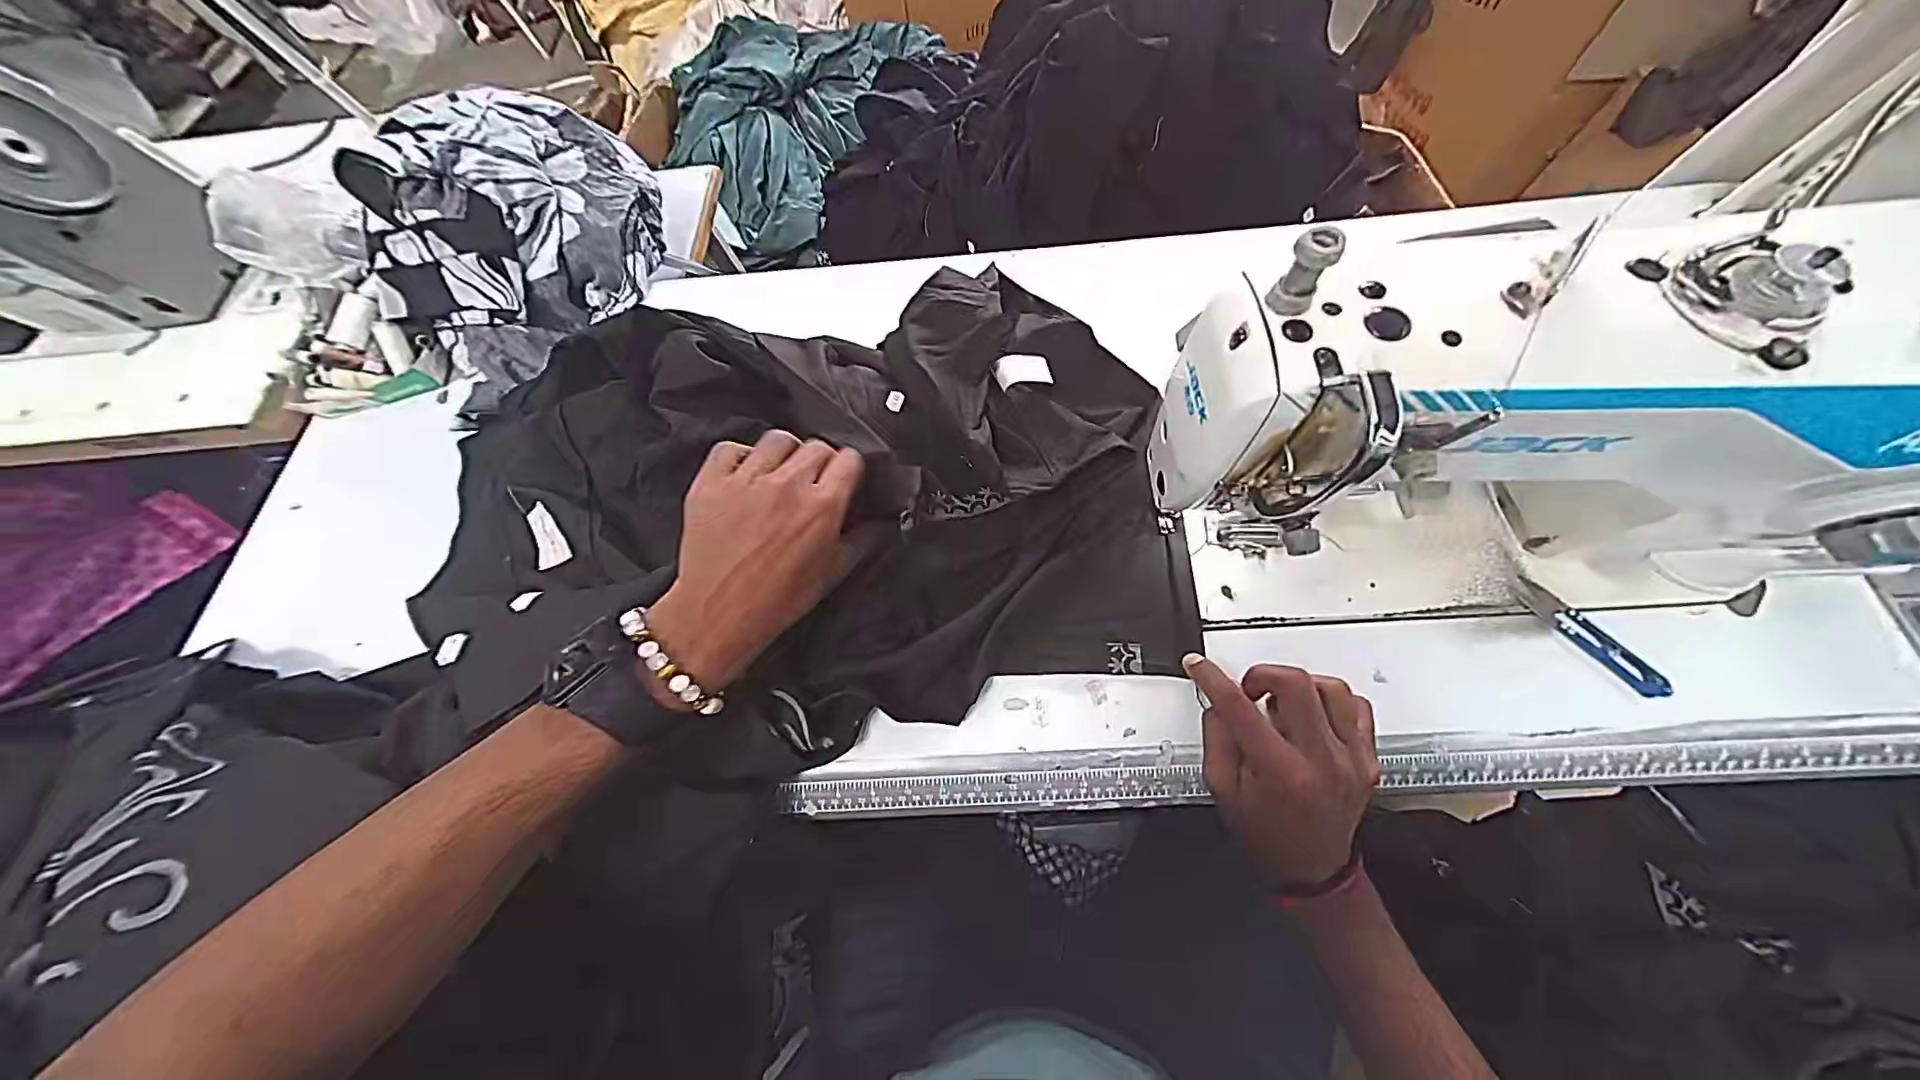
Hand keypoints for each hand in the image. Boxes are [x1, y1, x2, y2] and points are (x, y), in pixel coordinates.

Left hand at [644, 430, 871, 697]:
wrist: (718, 614)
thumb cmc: (774, 600)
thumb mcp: (832, 573)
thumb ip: (863, 541)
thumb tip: (882, 523)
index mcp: (822, 507)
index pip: (849, 459)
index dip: (851, 468)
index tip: (845, 477)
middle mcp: (786, 487)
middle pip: (816, 446)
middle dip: (821, 461)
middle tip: (814, 482)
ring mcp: (747, 481)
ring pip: (777, 439)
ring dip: (785, 453)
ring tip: (781, 475)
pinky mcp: (712, 484)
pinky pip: (730, 447)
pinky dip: (740, 456)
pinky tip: (746, 475)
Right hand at [1184, 654, 1380, 888]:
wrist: (1312, 868)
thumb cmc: (1267, 835)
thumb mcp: (1222, 789)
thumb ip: (1216, 739)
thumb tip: (1218, 702)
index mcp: (1280, 772)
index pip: (1239, 707)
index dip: (1212, 678)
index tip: (1200, 666)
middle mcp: (1321, 762)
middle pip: (1295, 683)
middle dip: (1261, 676)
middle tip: (1248, 690)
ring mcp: (1350, 759)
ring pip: (1330, 688)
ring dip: (1297, 687)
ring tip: (1281, 705)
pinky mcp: (1367, 758)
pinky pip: (1357, 706)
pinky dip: (1331, 700)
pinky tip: (1313, 713)